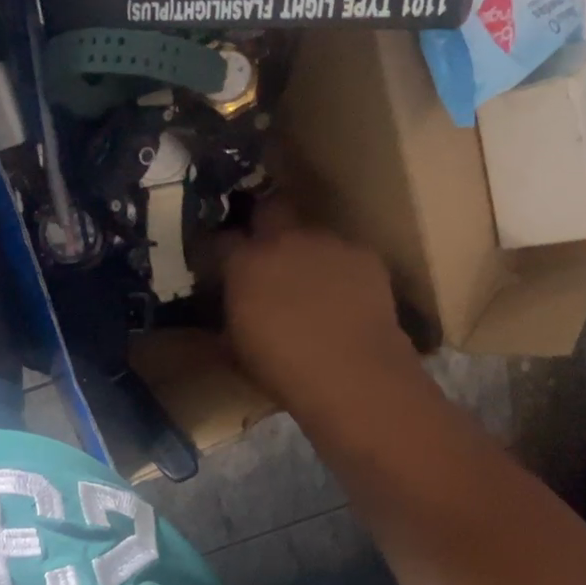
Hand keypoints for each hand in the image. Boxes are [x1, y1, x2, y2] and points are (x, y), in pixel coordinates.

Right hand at [220, 201, 418, 415]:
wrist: (353, 376)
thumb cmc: (280, 368)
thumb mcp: (234, 348)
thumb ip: (225, 316)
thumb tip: (221, 308)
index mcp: (244, 262)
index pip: (220, 238)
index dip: (220, 250)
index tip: (219, 264)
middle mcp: (284, 241)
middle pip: (270, 208)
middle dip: (264, 223)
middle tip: (264, 252)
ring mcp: (329, 244)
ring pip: (310, 233)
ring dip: (304, 250)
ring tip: (309, 282)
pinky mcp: (365, 256)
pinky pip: (343, 254)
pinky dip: (338, 269)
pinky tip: (343, 296)